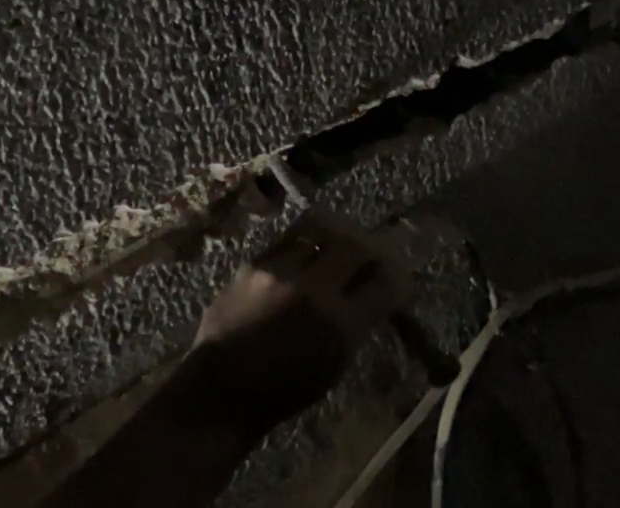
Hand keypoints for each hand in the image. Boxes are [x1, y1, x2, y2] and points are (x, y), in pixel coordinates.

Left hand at [185, 210, 411, 436]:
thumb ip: (357, 322)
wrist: (223, 385)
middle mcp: (312, 289)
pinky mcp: (254, 262)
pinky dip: (303, 244)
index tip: (394, 277)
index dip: (396, 276)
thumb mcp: (334, 364)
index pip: (384, 283)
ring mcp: (279, 271)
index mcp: (339, 325)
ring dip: (334, 238)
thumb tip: (375, 290)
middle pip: (356, 245)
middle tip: (367, 257)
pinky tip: (302, 255)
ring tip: (334, 247)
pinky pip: (288, 239)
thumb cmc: (283, 389)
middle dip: (369, 249)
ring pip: (320, 230)